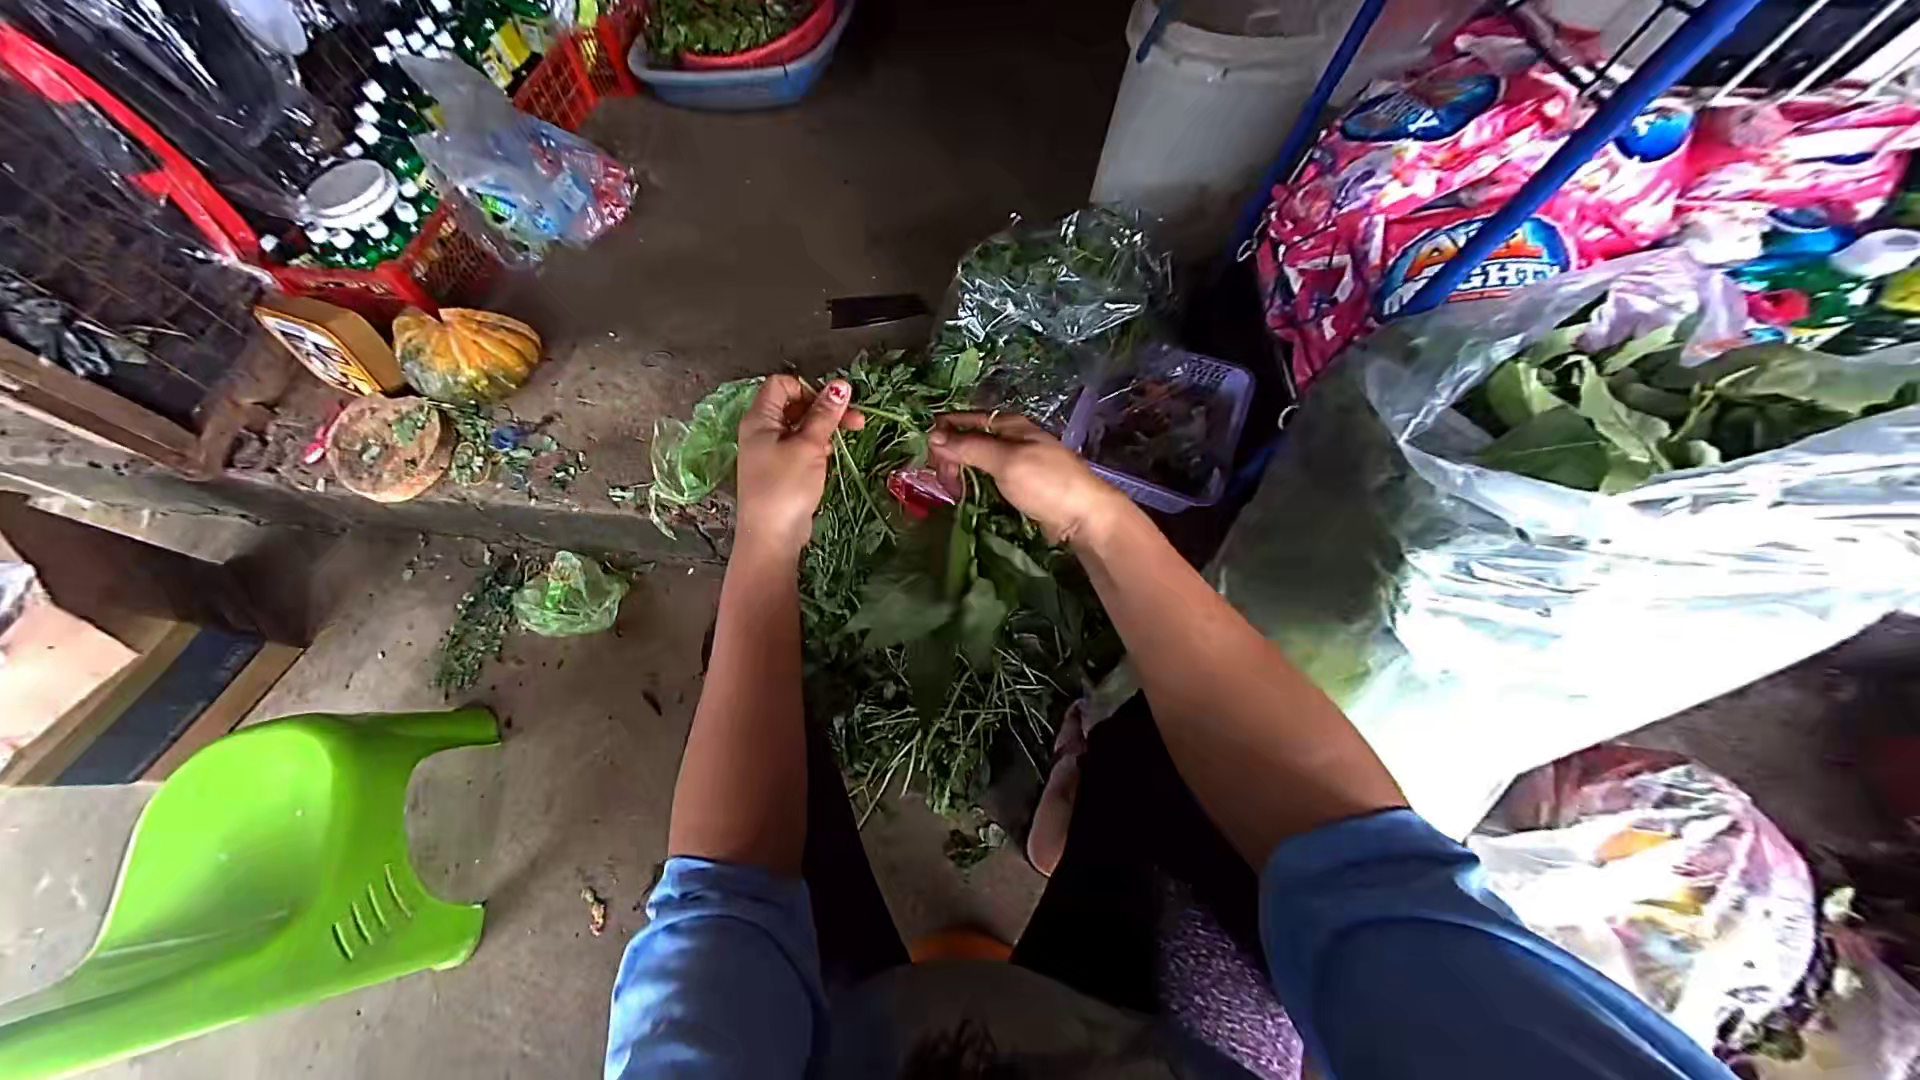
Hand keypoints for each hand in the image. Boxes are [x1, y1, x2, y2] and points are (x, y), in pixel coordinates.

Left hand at [734, 375, 863, 559]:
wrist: (772, 536)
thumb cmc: (786, 487)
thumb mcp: (809, 446)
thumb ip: (825, 414)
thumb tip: (841, 384)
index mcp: (760, 419)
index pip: (782, 384)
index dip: (809, 389)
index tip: (834, 405)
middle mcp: (761, 431)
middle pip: (794, 405)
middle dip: (824, 409)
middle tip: (856, 421)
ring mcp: (769, 452)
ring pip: (800, 427)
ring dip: (824, 429)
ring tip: (846, 440)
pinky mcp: (780, 470)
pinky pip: (799, 447)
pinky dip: (816, 447)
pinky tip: (830, 458)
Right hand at [928, 412, 1133, 546]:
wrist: (1084, 517)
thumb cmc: (1047, 483)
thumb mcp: (1006, 461)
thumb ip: (969, 447)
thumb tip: (933, 435)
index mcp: (1008, 425)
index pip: (964, 420)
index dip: (943, 435)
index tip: (930, 460)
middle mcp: (1010, 439)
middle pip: (967, 441)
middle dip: (950, 459)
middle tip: (945, 485)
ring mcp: (1014, 463)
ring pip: (975, 462)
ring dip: (960, 474)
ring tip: (955, 495)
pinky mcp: (1018, 485)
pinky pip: (986, 479)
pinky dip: (973, 486)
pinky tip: (967, 498)